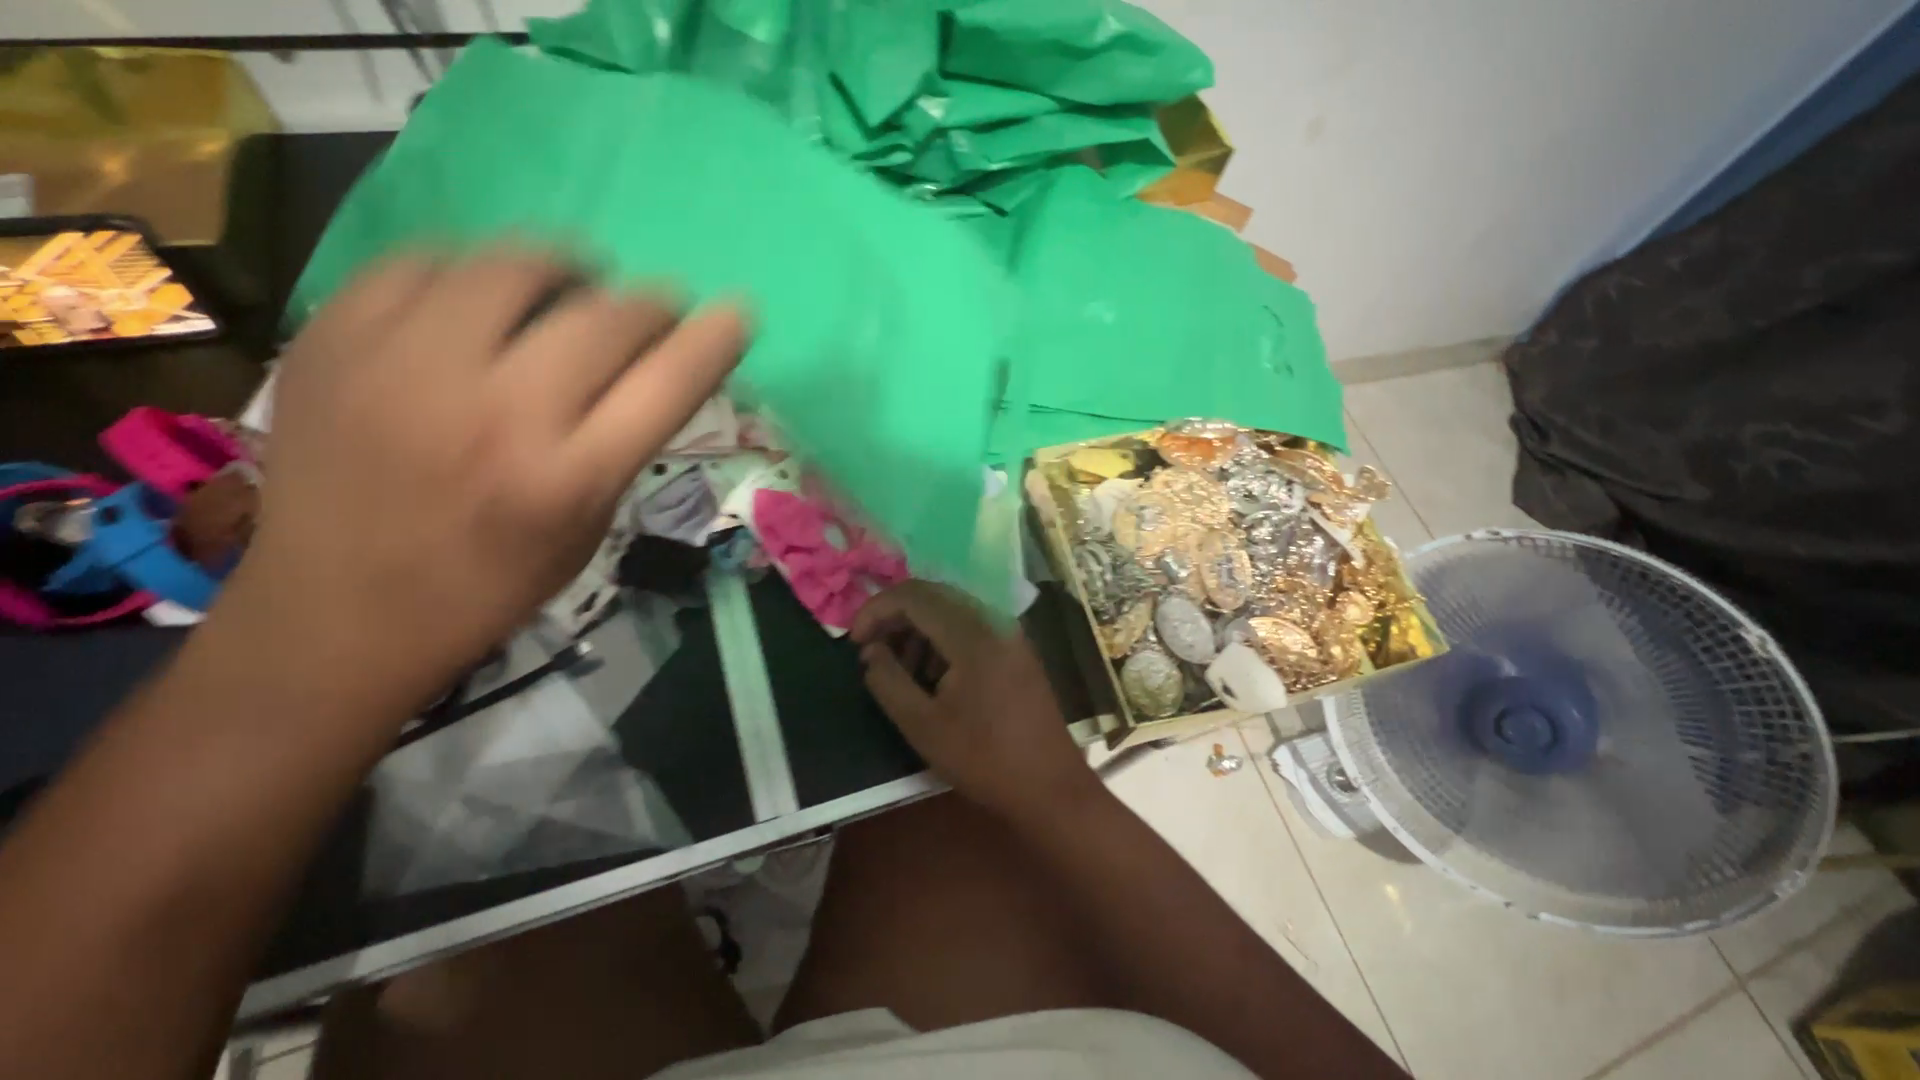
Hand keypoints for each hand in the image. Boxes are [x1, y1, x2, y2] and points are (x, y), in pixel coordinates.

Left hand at [225, 252, 745, 707]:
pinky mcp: (335, 340)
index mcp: (565, 479)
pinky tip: (478, 297)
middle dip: (651, 305)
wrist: (332, 616)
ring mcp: (404, 366)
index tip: (735, 314)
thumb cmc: (484, 589)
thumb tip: (655, 365)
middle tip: (652, 312)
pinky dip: (470, 272)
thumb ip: (622, 447)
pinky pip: (423, 261)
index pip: (670, 380)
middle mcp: (494, 412)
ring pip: (515, 267)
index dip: (715, 337)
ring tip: (568, 288)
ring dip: (565, 271)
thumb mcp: (583, 533)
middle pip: (608, 315)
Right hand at [852, 581, 1100, 821]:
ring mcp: (1011, 635)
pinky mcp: (1018, 652)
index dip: (876, 610)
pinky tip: (932, 678)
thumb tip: (870, 652)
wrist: (1050, 787)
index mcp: (972, 634)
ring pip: (953, 611)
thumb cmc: (983, 759)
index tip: (854, 642)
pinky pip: (972, 629)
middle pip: (934, 596)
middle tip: (870, 653)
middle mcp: (995, 621)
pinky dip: (943, 642)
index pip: (914, 595)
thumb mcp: (922, 725)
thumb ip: (888, 681)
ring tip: (898, 672)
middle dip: (895, 618)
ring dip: (919, 631)